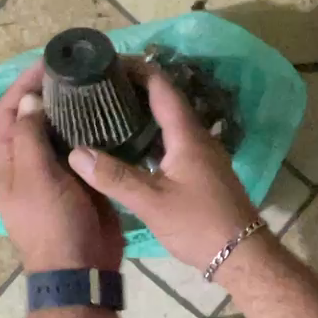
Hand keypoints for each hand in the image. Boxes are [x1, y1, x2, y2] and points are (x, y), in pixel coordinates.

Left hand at [0, 63, 123, 272]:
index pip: (8, 113)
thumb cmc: (52, 223)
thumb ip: (29, 137)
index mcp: (11, 163)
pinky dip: (96, 133)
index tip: (47, 64)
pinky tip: (112, 116)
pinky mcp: (86, 183)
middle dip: (51, 94)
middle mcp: (32, 165)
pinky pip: (87, 152)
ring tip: (97, 86)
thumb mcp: (35, 178)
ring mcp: (60, 175)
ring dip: (76, 112)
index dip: (22, 87)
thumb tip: (28, 99)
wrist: (82, 268)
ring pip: (64, 135)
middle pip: (36, 120)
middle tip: (78, 71)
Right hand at [67, 61, 258, 271]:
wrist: (241, 255)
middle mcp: (197, 139)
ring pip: (168, 126)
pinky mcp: (201, 175)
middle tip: (97, 88)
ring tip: (106, 114)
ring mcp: (202, 157)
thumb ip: (114, 176)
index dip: (136, 69)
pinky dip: (150, 140)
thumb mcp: (152, 202)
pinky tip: (129, 149)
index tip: (106, 62)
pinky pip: (171, 145)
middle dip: (133, 90)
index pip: (161, 87)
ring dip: (141, 116)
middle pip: (164, 102)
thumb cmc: (199, 225)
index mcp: (187, 136)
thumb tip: (76, 152)